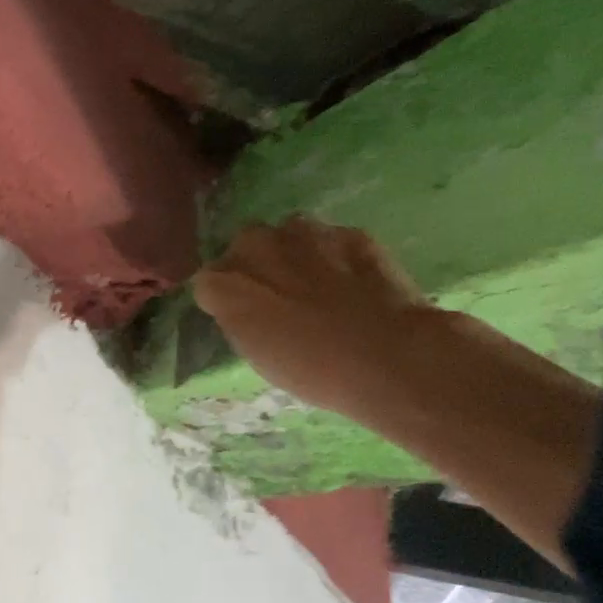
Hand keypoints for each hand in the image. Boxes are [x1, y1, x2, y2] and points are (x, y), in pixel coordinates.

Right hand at [192, 216, 440, 417]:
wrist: (393, 359)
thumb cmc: (314, 369)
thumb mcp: (256, 354)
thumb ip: (238, 317)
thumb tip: (240, 305)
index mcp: (222, 281)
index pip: (209, 280)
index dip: (227, 297)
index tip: (245, 316)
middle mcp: (254, 245)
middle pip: (246, 245)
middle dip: (259, 263)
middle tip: (282, 296)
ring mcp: (305, 234)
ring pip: (290, 236)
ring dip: (298, 254)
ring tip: (322, 286)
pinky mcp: (352, 234)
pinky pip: (336, 243)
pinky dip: (341, 258)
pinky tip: (357, 284)